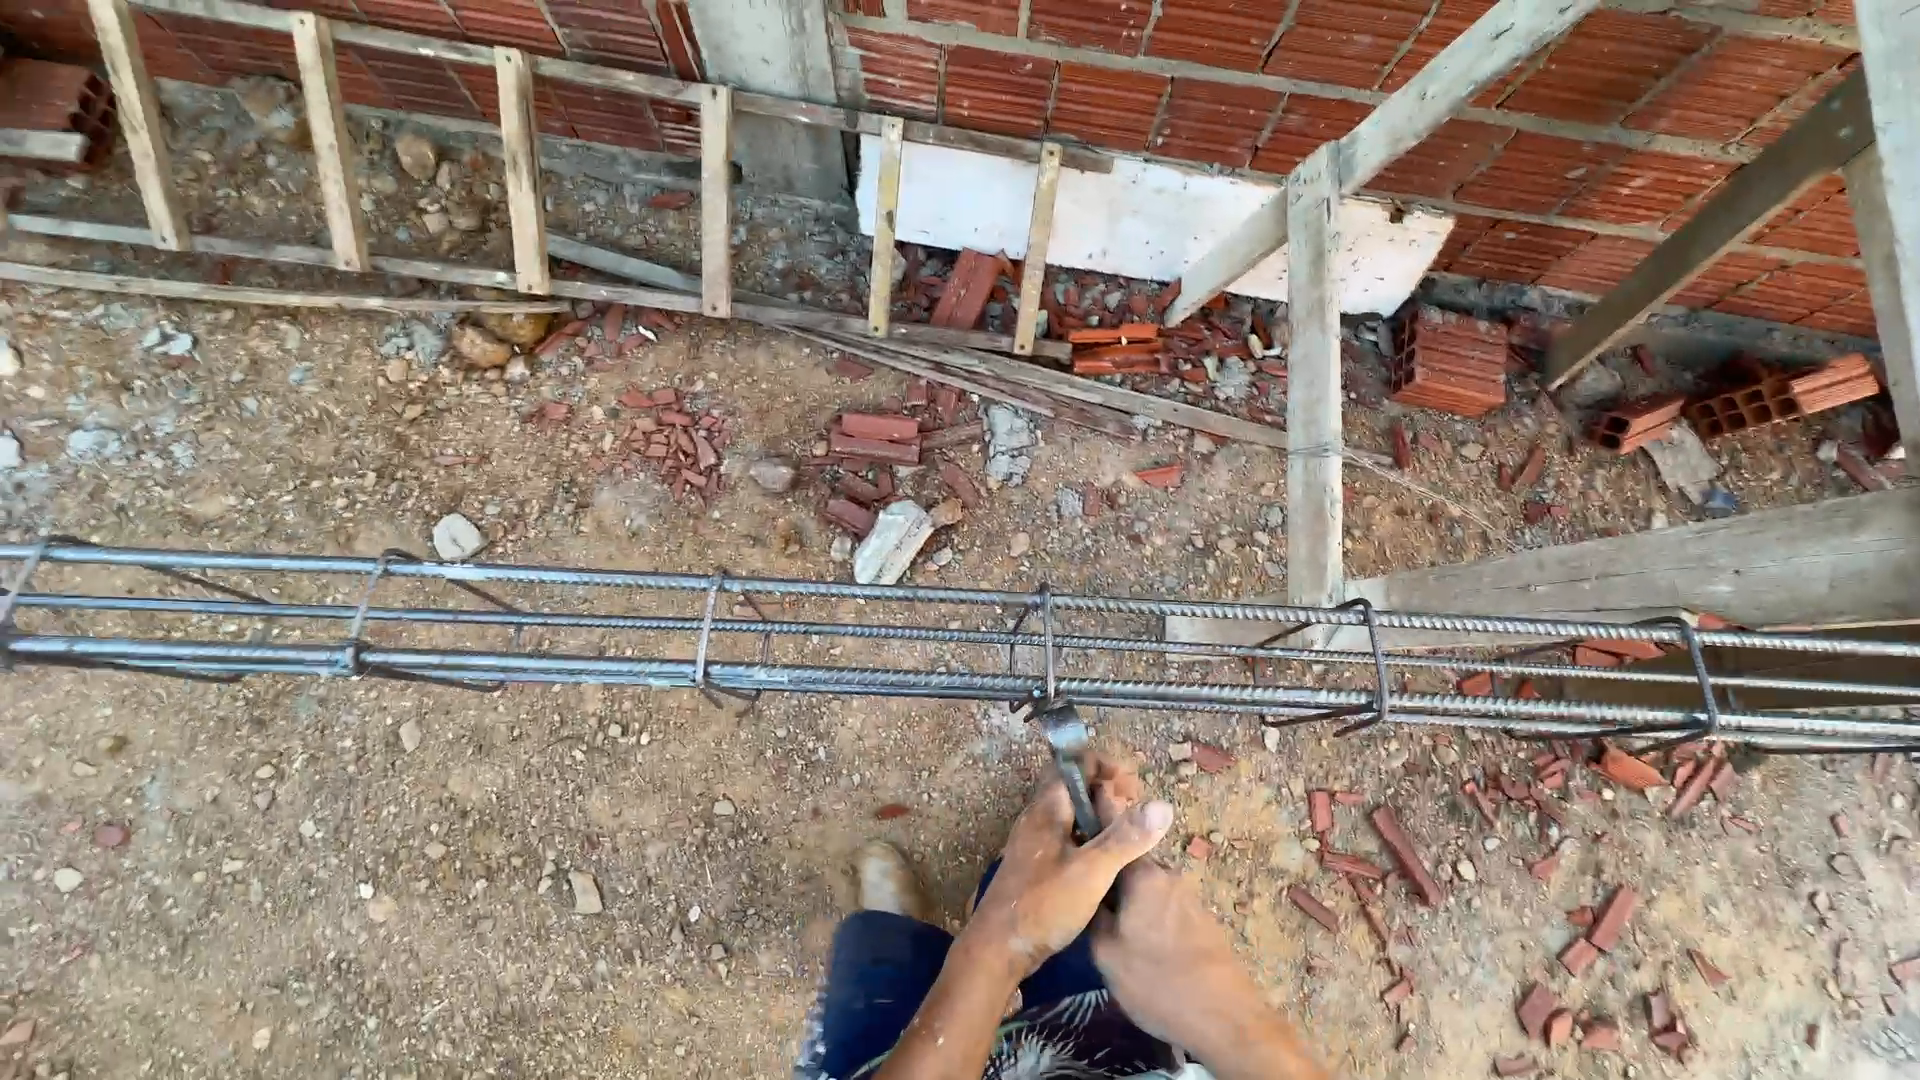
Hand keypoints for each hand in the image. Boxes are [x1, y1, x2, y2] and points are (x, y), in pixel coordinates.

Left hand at [961, 753, 1173, 981]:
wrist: (998, 948)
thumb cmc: (1044, 904)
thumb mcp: (1092, 871)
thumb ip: (1125, 838)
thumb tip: (1162, 805)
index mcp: (1047, 809)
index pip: (1073, 764)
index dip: (1104, 765)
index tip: (1133, 785)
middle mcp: (1037, 818)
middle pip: (1073, 787)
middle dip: (1106, 789)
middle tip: (1136, 808)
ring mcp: (1033, 842)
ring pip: (1070, 814)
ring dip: (1098, 815)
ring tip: (1128, 833)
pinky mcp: (1035, 865)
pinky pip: (1066, 836)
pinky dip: (1089, 837)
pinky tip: (1106, 861)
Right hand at [1090, 803, 1328, 1079]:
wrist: (1230, 1022)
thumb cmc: (1160, 983)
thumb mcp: (1107, 954)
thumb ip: (1092, 916)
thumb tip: (1087, 894)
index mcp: (1142, 873)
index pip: (1115, 821)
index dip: (1094, 803)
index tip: (1075, 791)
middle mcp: (1167, 873)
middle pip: (1128, 856)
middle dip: (1106, 864)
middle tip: (1081, 884)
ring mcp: (1187, 895)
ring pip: (1144, 882)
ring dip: (1126, 892)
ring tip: (1106, 918)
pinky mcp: (1200, 919)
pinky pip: (1161, 901)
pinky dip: (1145, 910)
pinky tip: (1137, 939)